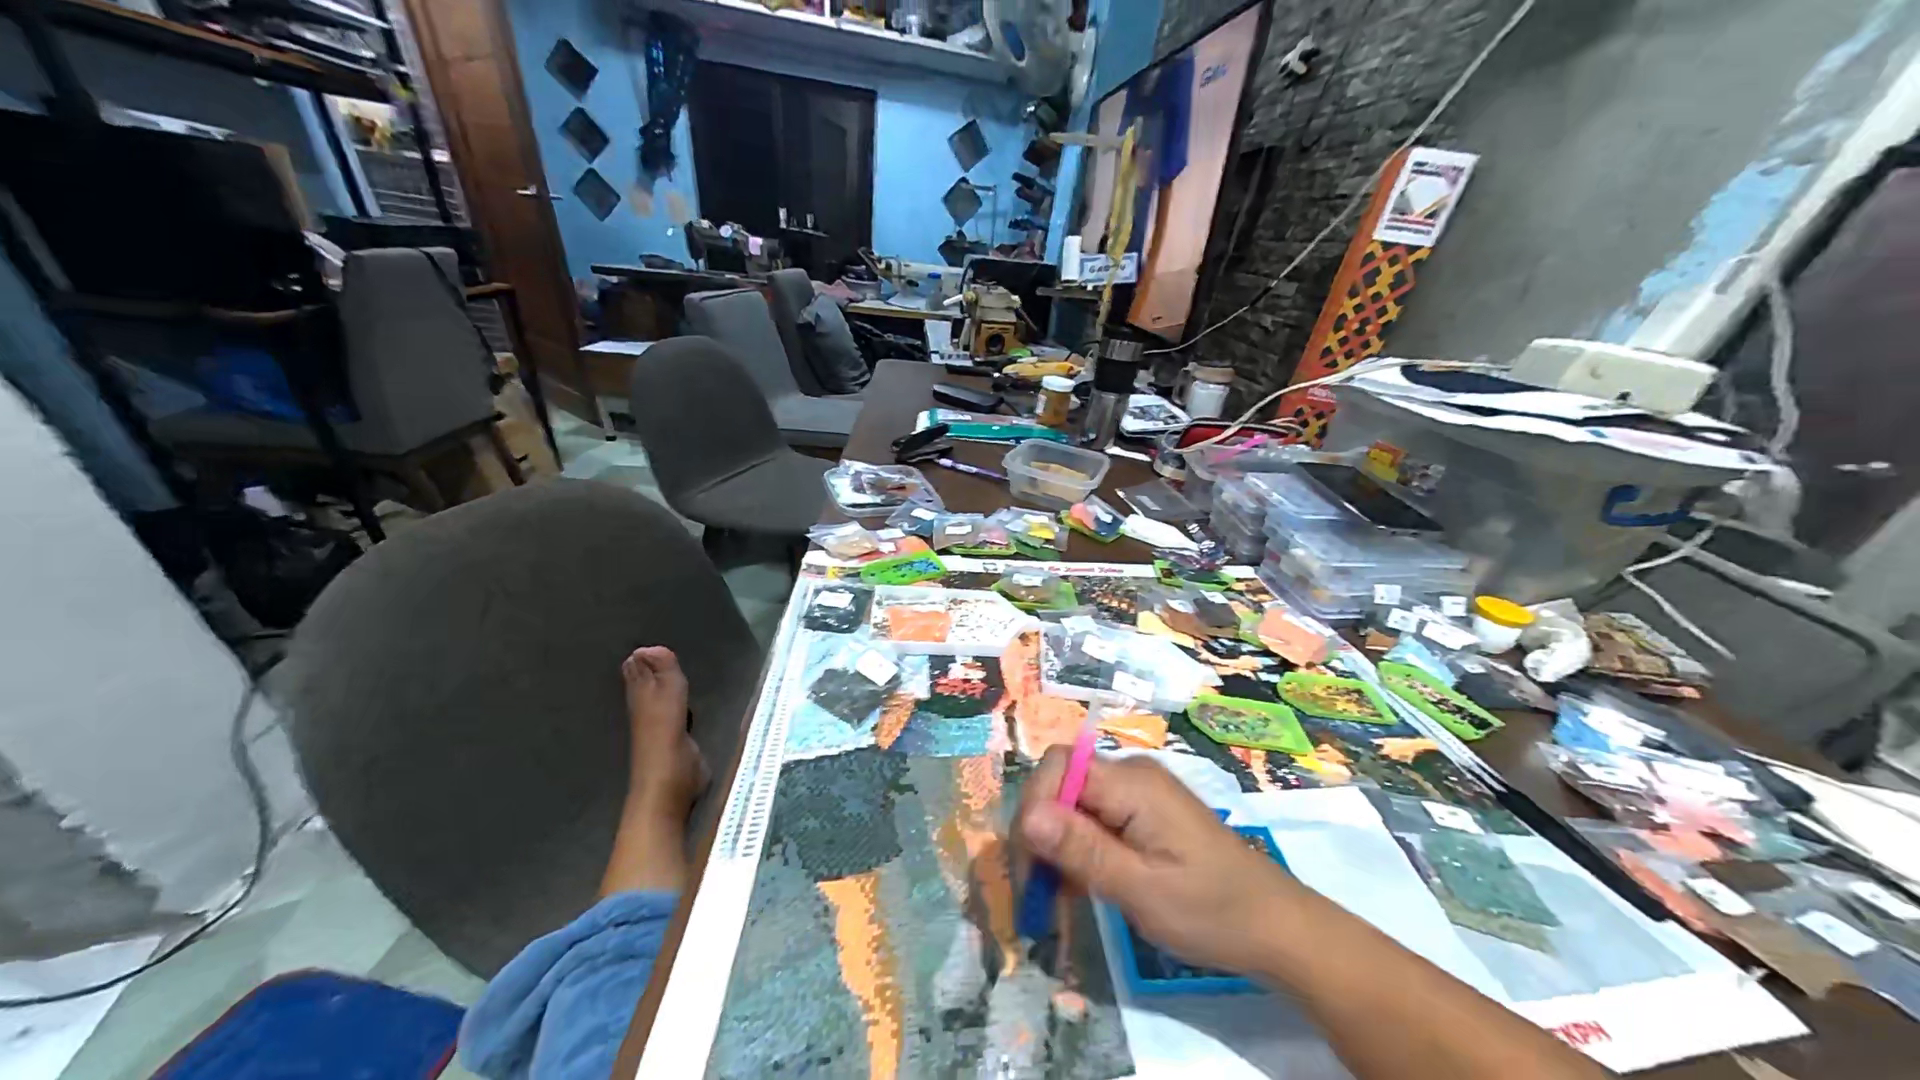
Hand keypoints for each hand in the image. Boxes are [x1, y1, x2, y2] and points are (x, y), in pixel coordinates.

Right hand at [1016, 749, 1298, 975]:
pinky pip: (1095, 815)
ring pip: (1075, 800)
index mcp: (1132, 782)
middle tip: (1038, 886)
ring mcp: (1140, 791)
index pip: (1059, 766)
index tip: (1031, 861)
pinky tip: (1081, 882)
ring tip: (1056, 892)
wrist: (1276, 926)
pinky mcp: (1145, 811)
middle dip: (1040, 828)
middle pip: (1063, 780)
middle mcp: (1133, 774)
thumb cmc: (1210, 911)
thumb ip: (1081, 849)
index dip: (1034, 805)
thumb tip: (1028, 816)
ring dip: (1057, 841)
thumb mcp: (1140, 888)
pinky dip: (1079, 845)